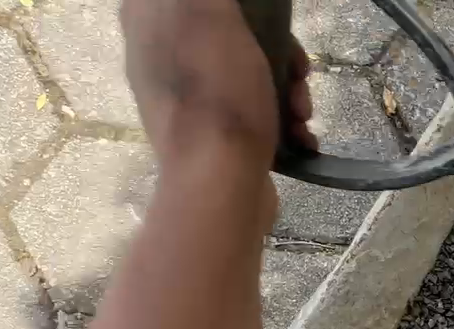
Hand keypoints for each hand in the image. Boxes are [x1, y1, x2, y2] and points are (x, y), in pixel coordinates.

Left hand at [121, 0, 315, 169]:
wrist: (220, 184)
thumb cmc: (217, 99)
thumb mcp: (214, 17)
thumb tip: (226, 3)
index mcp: (150, 15)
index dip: (248, 9)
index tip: (276, 27)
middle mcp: (162, 52)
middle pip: (235, 35)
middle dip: (279, 56)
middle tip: (301, 77)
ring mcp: (187, 98)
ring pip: (250, 77)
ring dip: (289, 95)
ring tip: (303, 118)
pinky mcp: (213, 136)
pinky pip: (253, 116)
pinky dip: (283, 126)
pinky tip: (300, 139)